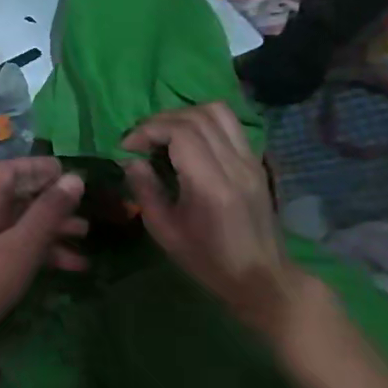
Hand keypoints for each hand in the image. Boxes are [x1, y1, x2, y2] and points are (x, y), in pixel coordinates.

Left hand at [0, 157, 87, 359]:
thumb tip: (74, 178)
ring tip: (86, 237)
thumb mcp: (23, 245)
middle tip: (87, 209)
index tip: (72, 174)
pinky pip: (18, 245)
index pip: (11, 169)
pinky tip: (72, 265)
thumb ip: (49, 211)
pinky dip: (43, 250)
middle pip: (20, 195)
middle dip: (54, 202)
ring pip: (22, 222)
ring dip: (54, 227)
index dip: (41, 167)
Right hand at [122, 104, 309, 333]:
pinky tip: (187, 140)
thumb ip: (145, 190)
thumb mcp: (164, 231)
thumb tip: (130, 160)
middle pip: (198, 116)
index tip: (127, 147)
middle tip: (140, 139)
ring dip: (184, 115)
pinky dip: (203, 122)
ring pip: (218, 112)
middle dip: (161, 120)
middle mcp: (235, 165)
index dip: (148, 130)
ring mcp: (250, 161)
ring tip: (164, 133)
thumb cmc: (207, 259)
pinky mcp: (256, 162)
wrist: (260, 275)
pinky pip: (230, 125)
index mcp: (211, 185)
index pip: (180, 132)